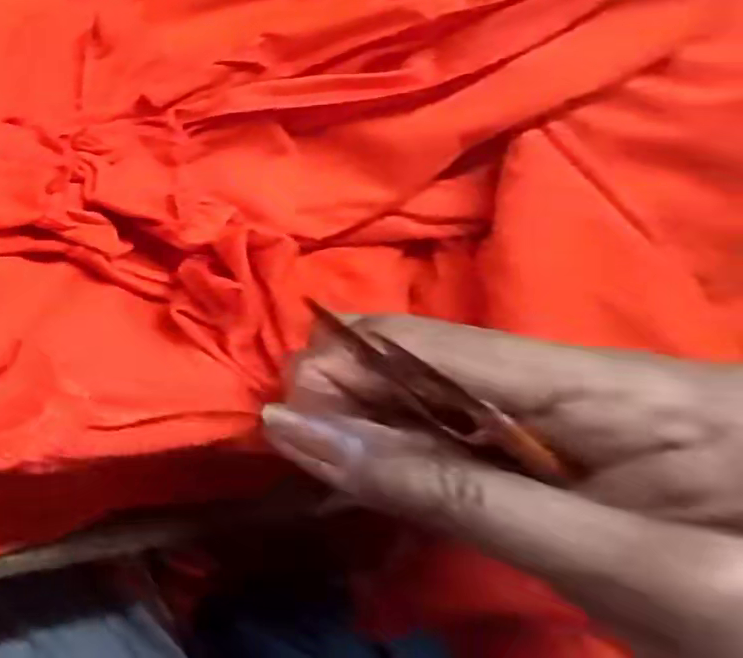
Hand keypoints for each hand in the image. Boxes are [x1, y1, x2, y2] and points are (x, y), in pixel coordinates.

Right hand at [262, 315, 742, 657]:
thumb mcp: (632, 574)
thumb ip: (447, 493)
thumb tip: (284, 426)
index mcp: (595, 382)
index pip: (407, 342)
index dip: (329, 376)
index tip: (292, 445)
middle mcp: (575, 378)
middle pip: (410, 363)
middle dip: (346, 411)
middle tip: (322, 484)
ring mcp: (586, 417)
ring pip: (430, 401)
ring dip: (378, 442)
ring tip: (360, 498)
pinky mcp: (593, 456)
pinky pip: (469, 437)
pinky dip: (423, 466)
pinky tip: (414, 498)